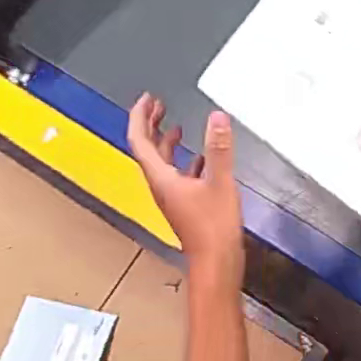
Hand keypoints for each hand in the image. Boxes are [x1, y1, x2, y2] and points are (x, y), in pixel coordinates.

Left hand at [126, 93, 243, 289]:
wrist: (216, 261)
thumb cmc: (214, 228)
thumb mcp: (220, 183)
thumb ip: (220, 149)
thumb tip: (217, 118)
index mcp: (162, 178)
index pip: (140, 139)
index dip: (141, 116)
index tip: (148, 99)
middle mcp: (162, 186)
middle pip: (148, 150)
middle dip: (152, 125)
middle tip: (159, 106)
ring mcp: (173, 197)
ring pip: (163, 163)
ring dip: (167, 143)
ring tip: (176, 127)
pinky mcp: (186, 205)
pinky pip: (179, 177)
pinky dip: (186, 162)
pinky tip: (201, 160)